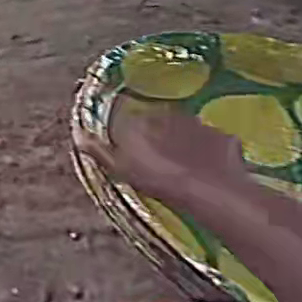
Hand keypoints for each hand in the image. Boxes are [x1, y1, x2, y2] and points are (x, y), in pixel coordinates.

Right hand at [73, 99, 247, 204]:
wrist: (213, 192)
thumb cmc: (159, 179)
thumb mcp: (118, 167)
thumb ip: (97, 149)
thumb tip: (78, 134)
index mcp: (137, 117)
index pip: (123, 109)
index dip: (122, 120)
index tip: (124, 135)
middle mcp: (166, 112)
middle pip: (155, 117)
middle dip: (154, 130)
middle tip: (155, 152)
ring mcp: (197, 123)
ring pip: (184, 127)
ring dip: (182, 139)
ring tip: (184, 162)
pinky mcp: (223, 137)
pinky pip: (212, 140)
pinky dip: (209, 150)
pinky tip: (210, 167)